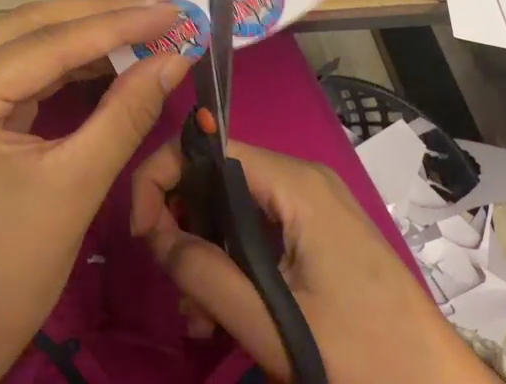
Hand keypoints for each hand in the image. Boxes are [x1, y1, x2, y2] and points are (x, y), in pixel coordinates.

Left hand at [0, 0, 192, 383]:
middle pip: (29, 27)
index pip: (44, 42)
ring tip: (145, 26)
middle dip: (99, 17)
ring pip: (24, 40)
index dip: (114, 24)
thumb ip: (125, 113)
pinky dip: (64, 60)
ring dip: (84, 34)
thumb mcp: (76, 185)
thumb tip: (176, 58)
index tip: (172, 9)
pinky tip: (108, 55)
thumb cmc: (13, 262)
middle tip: (163, 11)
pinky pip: (17, 66)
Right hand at [131, 140, 494, 383]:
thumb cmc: (364, 358)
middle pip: (215, 180)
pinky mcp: (322, 239)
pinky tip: (226, 317)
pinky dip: (234, 268)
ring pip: (233, 212)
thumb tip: (152, 235)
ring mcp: (315, 210)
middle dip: (182, 229)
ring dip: (206, 258)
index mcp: (295, 183)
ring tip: (199, 320)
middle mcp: (303, 181)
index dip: (160, 181)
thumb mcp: (271, 321)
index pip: (204, 148)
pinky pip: (259, 235)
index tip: (141, 236)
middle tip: (174, 289)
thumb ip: (202, 272)